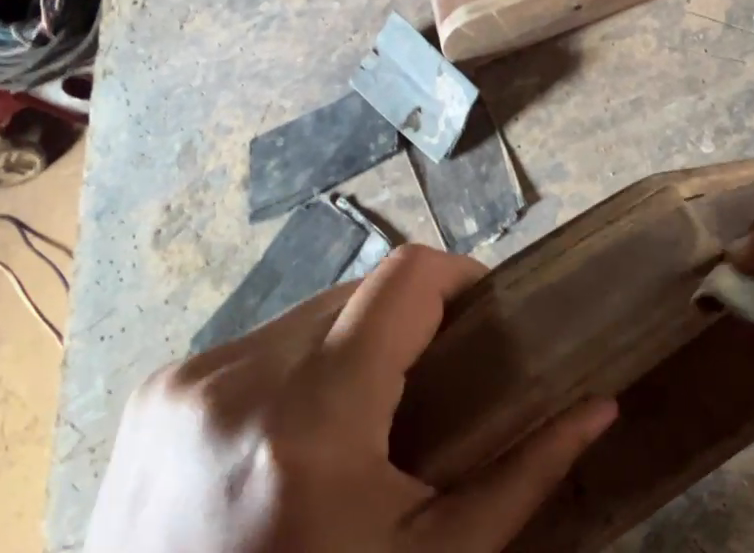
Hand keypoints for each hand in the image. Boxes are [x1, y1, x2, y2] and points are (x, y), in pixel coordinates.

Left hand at [86, 245, 617, 552]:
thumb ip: (524, 475)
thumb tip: (601, 406)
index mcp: (311, 418)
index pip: (407, 277)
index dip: (463, 278)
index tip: (487, 319)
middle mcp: (235, 378)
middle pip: (363, 291)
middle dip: (412, 322)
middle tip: (437, 384)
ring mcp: (182, 384)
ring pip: (312, 312)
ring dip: (357, 342)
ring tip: (372, 414)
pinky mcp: (152, 396)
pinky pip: (261, 342)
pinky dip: (303, 365)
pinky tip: (305, 432)